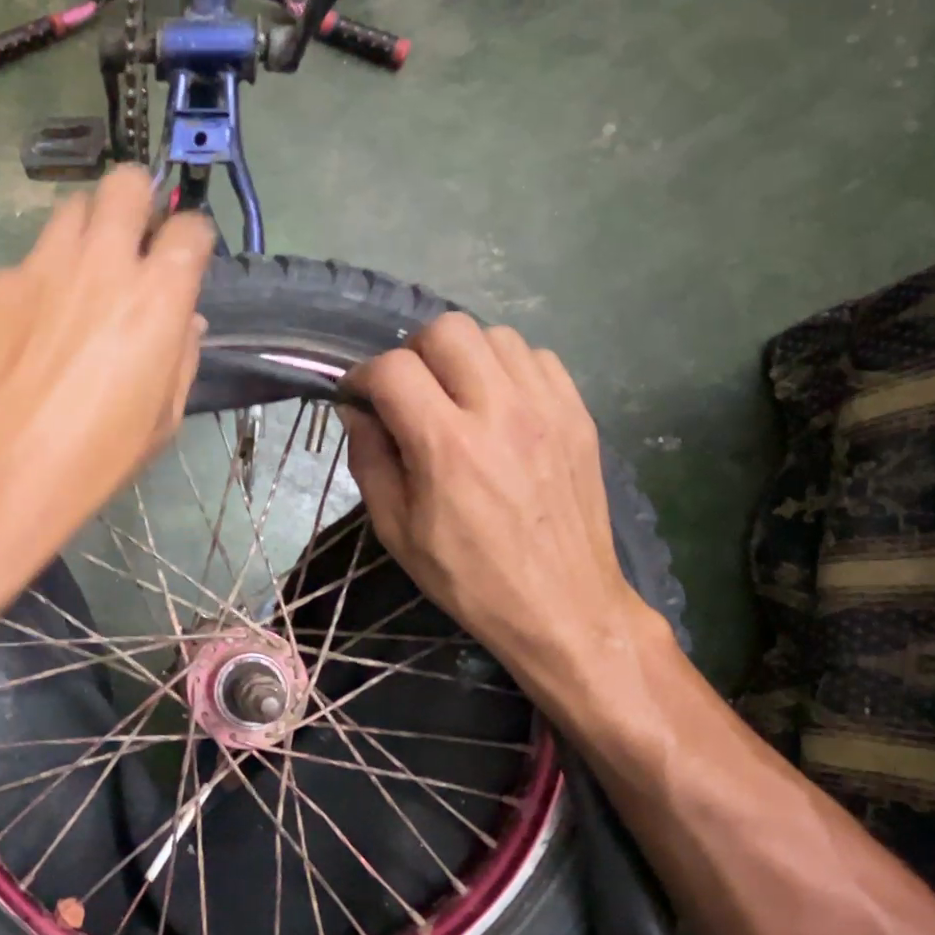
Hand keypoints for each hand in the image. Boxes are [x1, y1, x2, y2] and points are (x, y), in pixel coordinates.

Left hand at [0, 166, 216, 559]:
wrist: (5, 471)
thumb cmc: (98, 457)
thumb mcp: (163, 418)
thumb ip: (180, 356)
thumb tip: (182, 321)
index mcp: (158, 296)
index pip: (190, 227)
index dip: (191, 241)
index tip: (183, 262)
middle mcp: (103, 262)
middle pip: (126, 184)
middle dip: (137, 202)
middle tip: (131, 243)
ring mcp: (44, 266)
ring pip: (71, 210)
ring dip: (86, 233)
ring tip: (80, 276)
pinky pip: (28, 261)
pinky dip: (39, 279)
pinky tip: (32, 323)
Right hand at [340, 313, 657, 689]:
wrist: (562, 604)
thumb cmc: (467, 576)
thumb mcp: (396, 530)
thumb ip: (369, 461)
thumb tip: (356, 412)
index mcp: (447, 445)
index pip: (393, 369)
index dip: (363, 376)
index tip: (358, 399)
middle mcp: (499, 410)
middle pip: (447, 330)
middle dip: (413, 352)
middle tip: (407, 392)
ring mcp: (547, 406)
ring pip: (495, 336)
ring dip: (461, 356)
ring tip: (453, 395)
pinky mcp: (578, 413)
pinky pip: (536, 357)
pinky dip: (506, 369)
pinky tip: (497, 405)